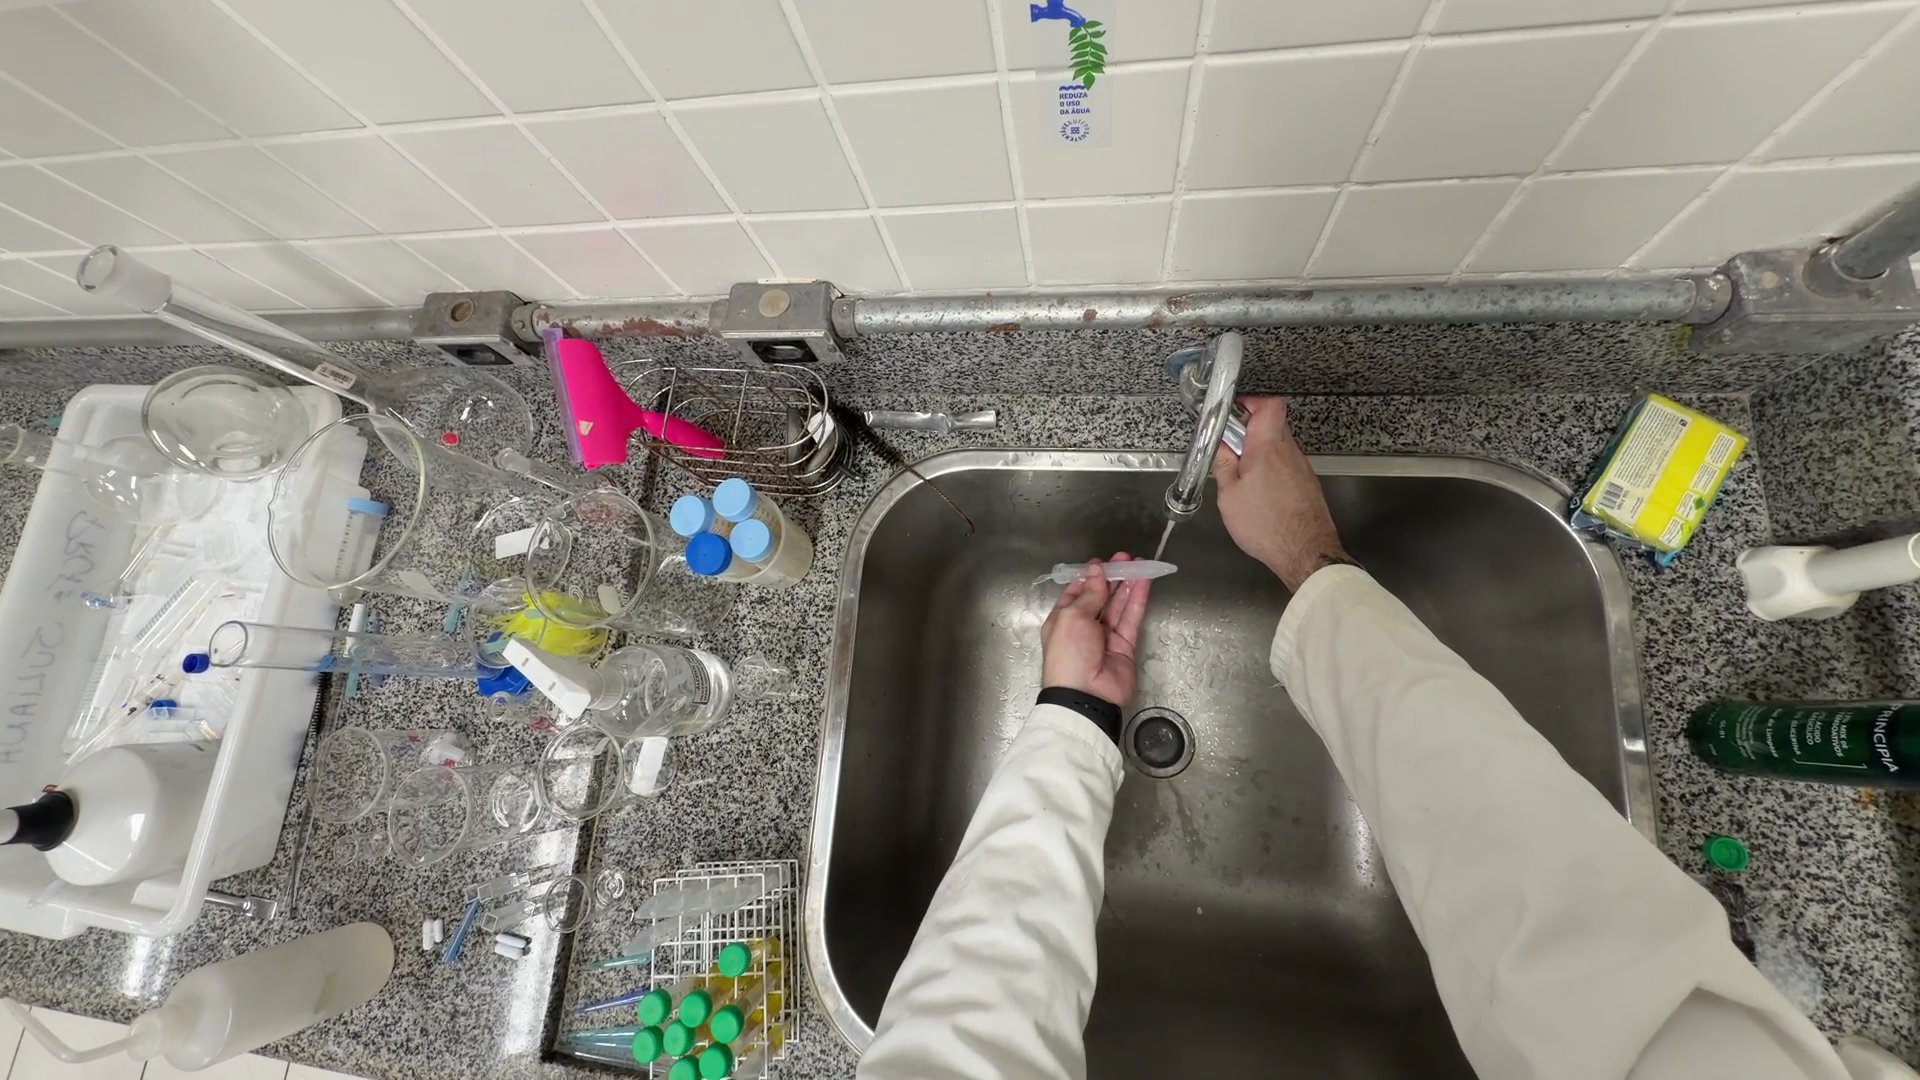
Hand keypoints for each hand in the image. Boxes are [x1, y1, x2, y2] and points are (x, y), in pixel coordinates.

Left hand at [1040, 553, 1152, 705]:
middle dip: (1111, 577)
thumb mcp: (1072, 617)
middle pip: (1099, 597)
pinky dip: (1137, 599)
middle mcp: (1083, 627)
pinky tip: (1144, 582)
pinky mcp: (1125, 645)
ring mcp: (1105, 637)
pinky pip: (1131, 618)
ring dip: (1127, 585)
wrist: (1086, 694)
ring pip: (1118, 605)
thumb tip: (1096, 572)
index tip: (1100, 562)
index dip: (1088, 577)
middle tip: (1124, 558)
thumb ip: (1089, 595)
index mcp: (1062, 620)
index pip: (1076, 594)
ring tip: (1138, 564)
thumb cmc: (1070, 653)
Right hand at [1210, 397, 1353, 591]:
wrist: (1304, 551)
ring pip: (1279, 446)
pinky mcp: (1306, 483)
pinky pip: (1285, 464)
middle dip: (1249, 429)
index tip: (1234, 410)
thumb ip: (1223, 464)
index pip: (1270, 405)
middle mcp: (1289, 452)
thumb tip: (1219, 446)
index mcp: (1268, 448)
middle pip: (1273, 424)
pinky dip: (1270, 468)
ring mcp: (1301, 467)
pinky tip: (1257, 489)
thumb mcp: (1229, 495)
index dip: (1251, 401)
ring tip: (1240, 472)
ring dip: (1259, 451)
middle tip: (1229, 445)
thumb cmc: (1267, 525)